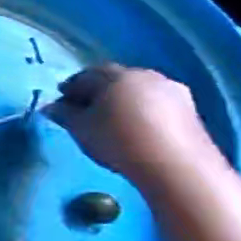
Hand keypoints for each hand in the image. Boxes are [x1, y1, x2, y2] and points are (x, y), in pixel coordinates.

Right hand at [47, 65, 226, 183]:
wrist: (176, 165)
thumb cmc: (118, 142)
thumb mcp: (81, 129)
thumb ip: (64, 115)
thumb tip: (51, 107)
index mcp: (115, 75)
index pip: (85, 75)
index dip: (71, 88)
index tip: (62, 104)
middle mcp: (144, 74)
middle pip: (114, 79)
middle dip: (98, 92)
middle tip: (86, 112)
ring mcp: (170, 89)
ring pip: (138, 90)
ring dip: (124, 101)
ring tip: (114, 123)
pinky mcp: (190, 109)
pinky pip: (158, 104)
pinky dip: (144, 112)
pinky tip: (138, 130)